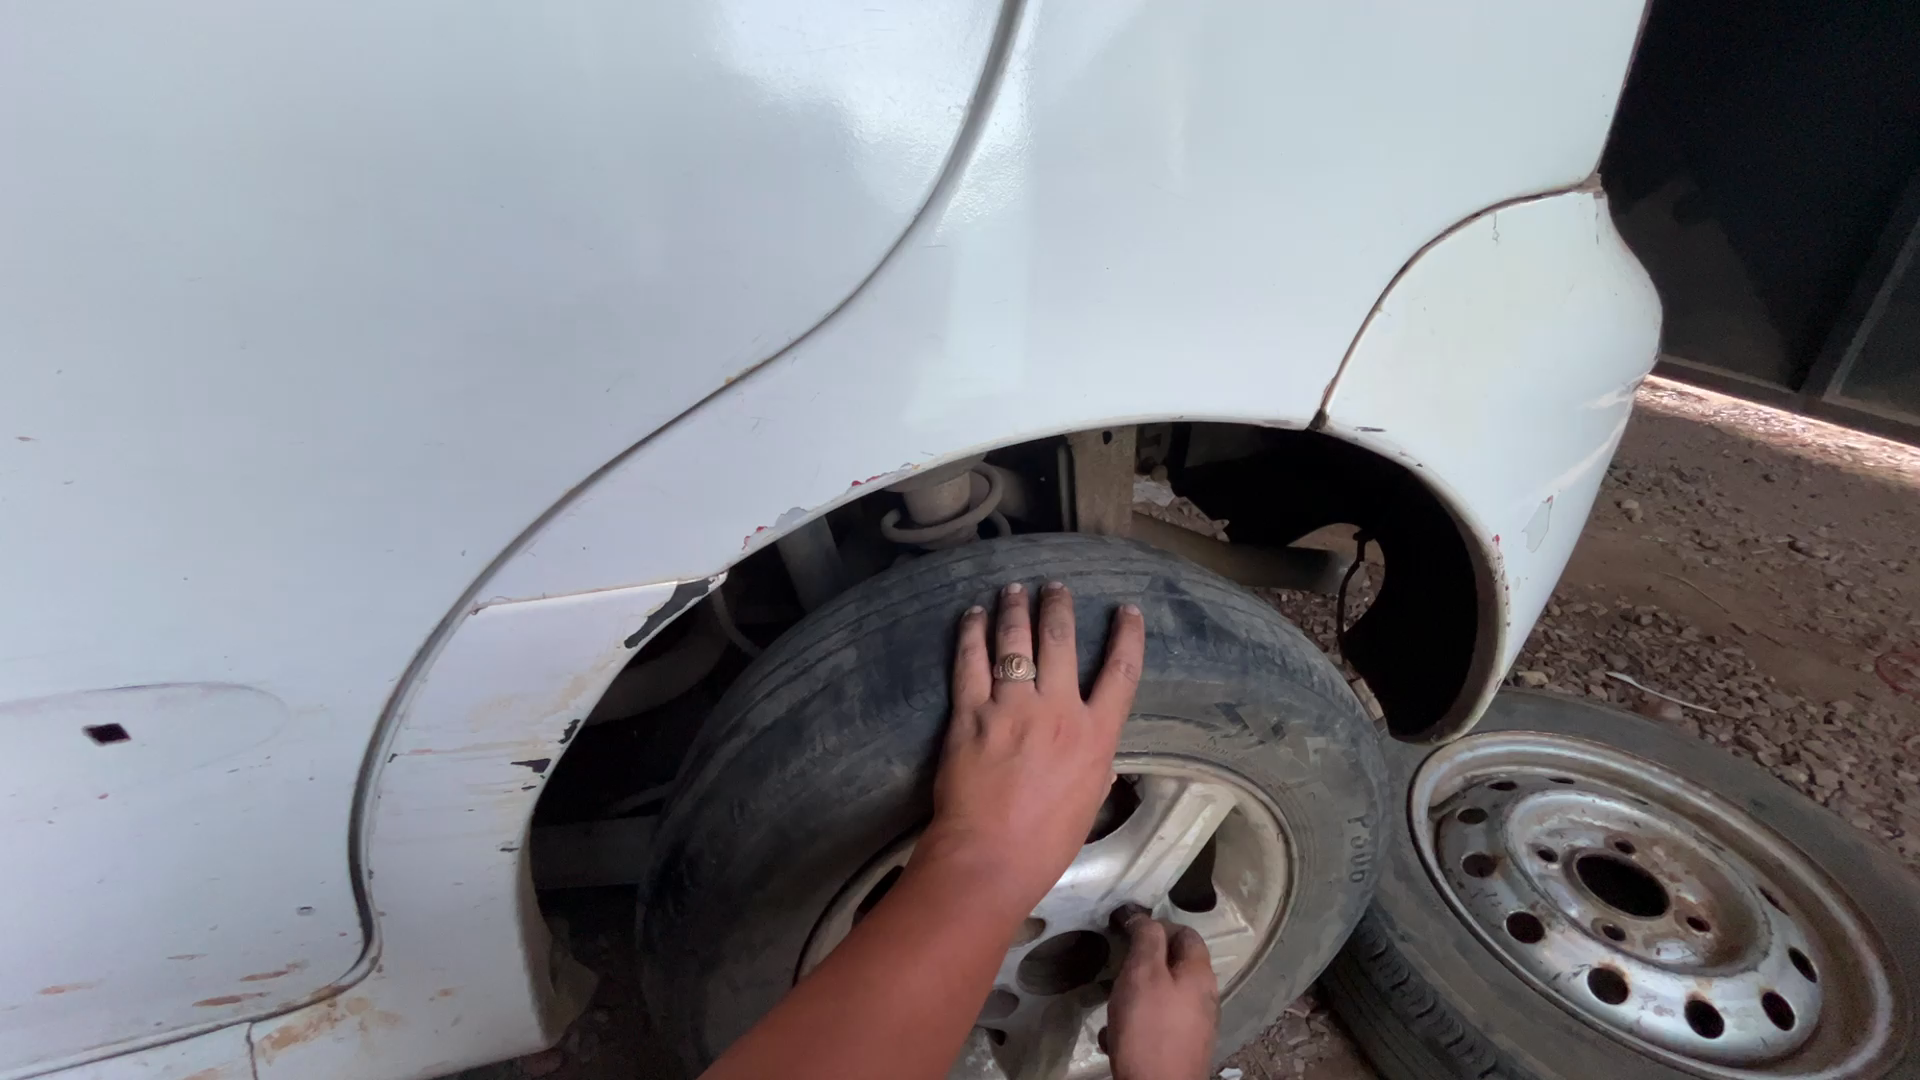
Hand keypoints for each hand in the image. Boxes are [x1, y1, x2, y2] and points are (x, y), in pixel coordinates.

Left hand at [914, 581, 1145, 915]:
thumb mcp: (1090, 799)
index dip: (1127, 636)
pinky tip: (973, 615)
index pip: (1122, 672)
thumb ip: (1094, 761)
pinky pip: (971, 661)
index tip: (1127, 610)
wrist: (990, 857)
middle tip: (1054, 587)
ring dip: (1015, 609)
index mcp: (1095, 735)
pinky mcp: (971, 712)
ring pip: (1015, 641)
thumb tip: (1098, 747)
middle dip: (1058, 606)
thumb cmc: (1046, 840)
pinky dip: (972, 633)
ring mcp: (1011, 707)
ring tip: (1015, 589)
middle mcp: (1057, 711)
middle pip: (1061, 641)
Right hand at [1106, 911, 1218, 1079]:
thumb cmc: (1149, 1028)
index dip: (1157, 926)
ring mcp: (1195, 1026)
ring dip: (1137, 991)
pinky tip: (1116, 1032)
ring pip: (1164, 993)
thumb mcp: (1143, 972)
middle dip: (1144, 960)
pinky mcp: (1182, 1049)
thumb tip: (1142, 916)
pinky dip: (1138, 1020)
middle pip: (1175, 963)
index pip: (1186, 932)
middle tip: (1119, 966)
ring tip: (1114, 1000)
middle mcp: (1204, 998)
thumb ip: (1146, 938)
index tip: (1129, 933)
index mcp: (1200, 974)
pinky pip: (1158, 1022)